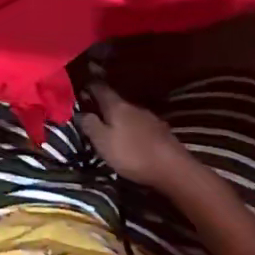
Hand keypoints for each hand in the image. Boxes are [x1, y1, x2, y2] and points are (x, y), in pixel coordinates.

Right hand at [80, 83, 196, 189]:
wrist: (174, 169)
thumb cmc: (133, 154)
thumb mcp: (103, 142)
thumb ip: (90, 125)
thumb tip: (80, 112)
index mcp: (117, 106)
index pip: (100, 88)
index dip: (89, 85)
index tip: (80, 85)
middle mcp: (134, 107)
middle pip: (115, 101)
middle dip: (103, 104)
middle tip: (91, 110)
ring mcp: (150, 118)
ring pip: (129, 113)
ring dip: (118, 118)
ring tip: (110, 126)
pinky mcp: (161, 132)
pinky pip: (140, 125)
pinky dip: (132, 128)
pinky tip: (130, 138)